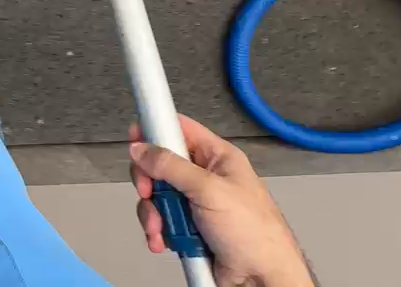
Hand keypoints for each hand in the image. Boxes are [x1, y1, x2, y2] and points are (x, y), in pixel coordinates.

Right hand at [129, 116, 312, 286]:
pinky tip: (163, 240)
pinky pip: (161, 219)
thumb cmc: (256, 235)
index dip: (155, 129)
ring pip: (157, 194)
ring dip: (154, 212)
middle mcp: (205, 177)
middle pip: (160, 163)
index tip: (136, 138)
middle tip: (149, 191)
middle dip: (150, 181)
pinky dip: (158, 230)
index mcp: (217, 157)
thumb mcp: (210, 191)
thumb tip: (141, 148)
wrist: (265, 284)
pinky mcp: (189, 227)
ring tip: (162, 227)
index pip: (178, 128)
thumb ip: (172, 166)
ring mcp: (196, 203)